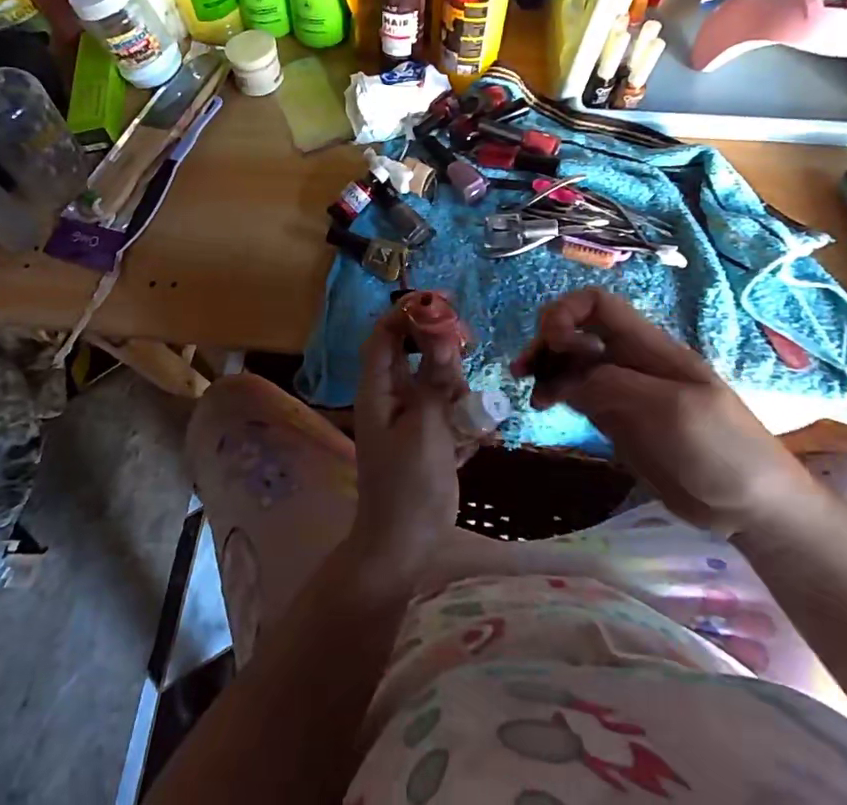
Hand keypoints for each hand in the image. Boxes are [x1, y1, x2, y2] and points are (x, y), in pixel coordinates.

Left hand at [351, 304, 471, 571]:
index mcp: (378, 390)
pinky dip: (463, 423)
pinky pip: (450, 413)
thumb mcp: (426, 427)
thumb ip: (434, 378)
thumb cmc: (409, 485)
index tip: (444, 303)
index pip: (384, 335)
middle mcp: (391, 398)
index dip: (408, 313)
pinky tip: (468, 447)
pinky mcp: (429, 437)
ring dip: (458, 397)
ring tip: (466, 427)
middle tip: (466, 371)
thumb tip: (440, 328)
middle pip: (417, 355)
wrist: (406, 543)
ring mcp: (411, 419)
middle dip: (444, 360)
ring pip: (439, 384)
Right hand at [514, 288, 816, 533]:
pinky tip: (544, 408)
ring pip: (570, 363)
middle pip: (576, 331)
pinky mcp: (616, 421)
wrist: (751, 506)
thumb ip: (616, 385)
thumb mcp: (673, 410)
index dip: (567, 312)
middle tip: (524, 371)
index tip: (553, 344)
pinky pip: (575, 394)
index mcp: (650, 348)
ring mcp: (622, 392)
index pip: (598, 305)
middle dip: (545, 341)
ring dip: (544, 368)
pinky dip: (553, 393)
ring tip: (531, 394)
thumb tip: (567, 379)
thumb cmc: (724, 450)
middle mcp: (630, 362)